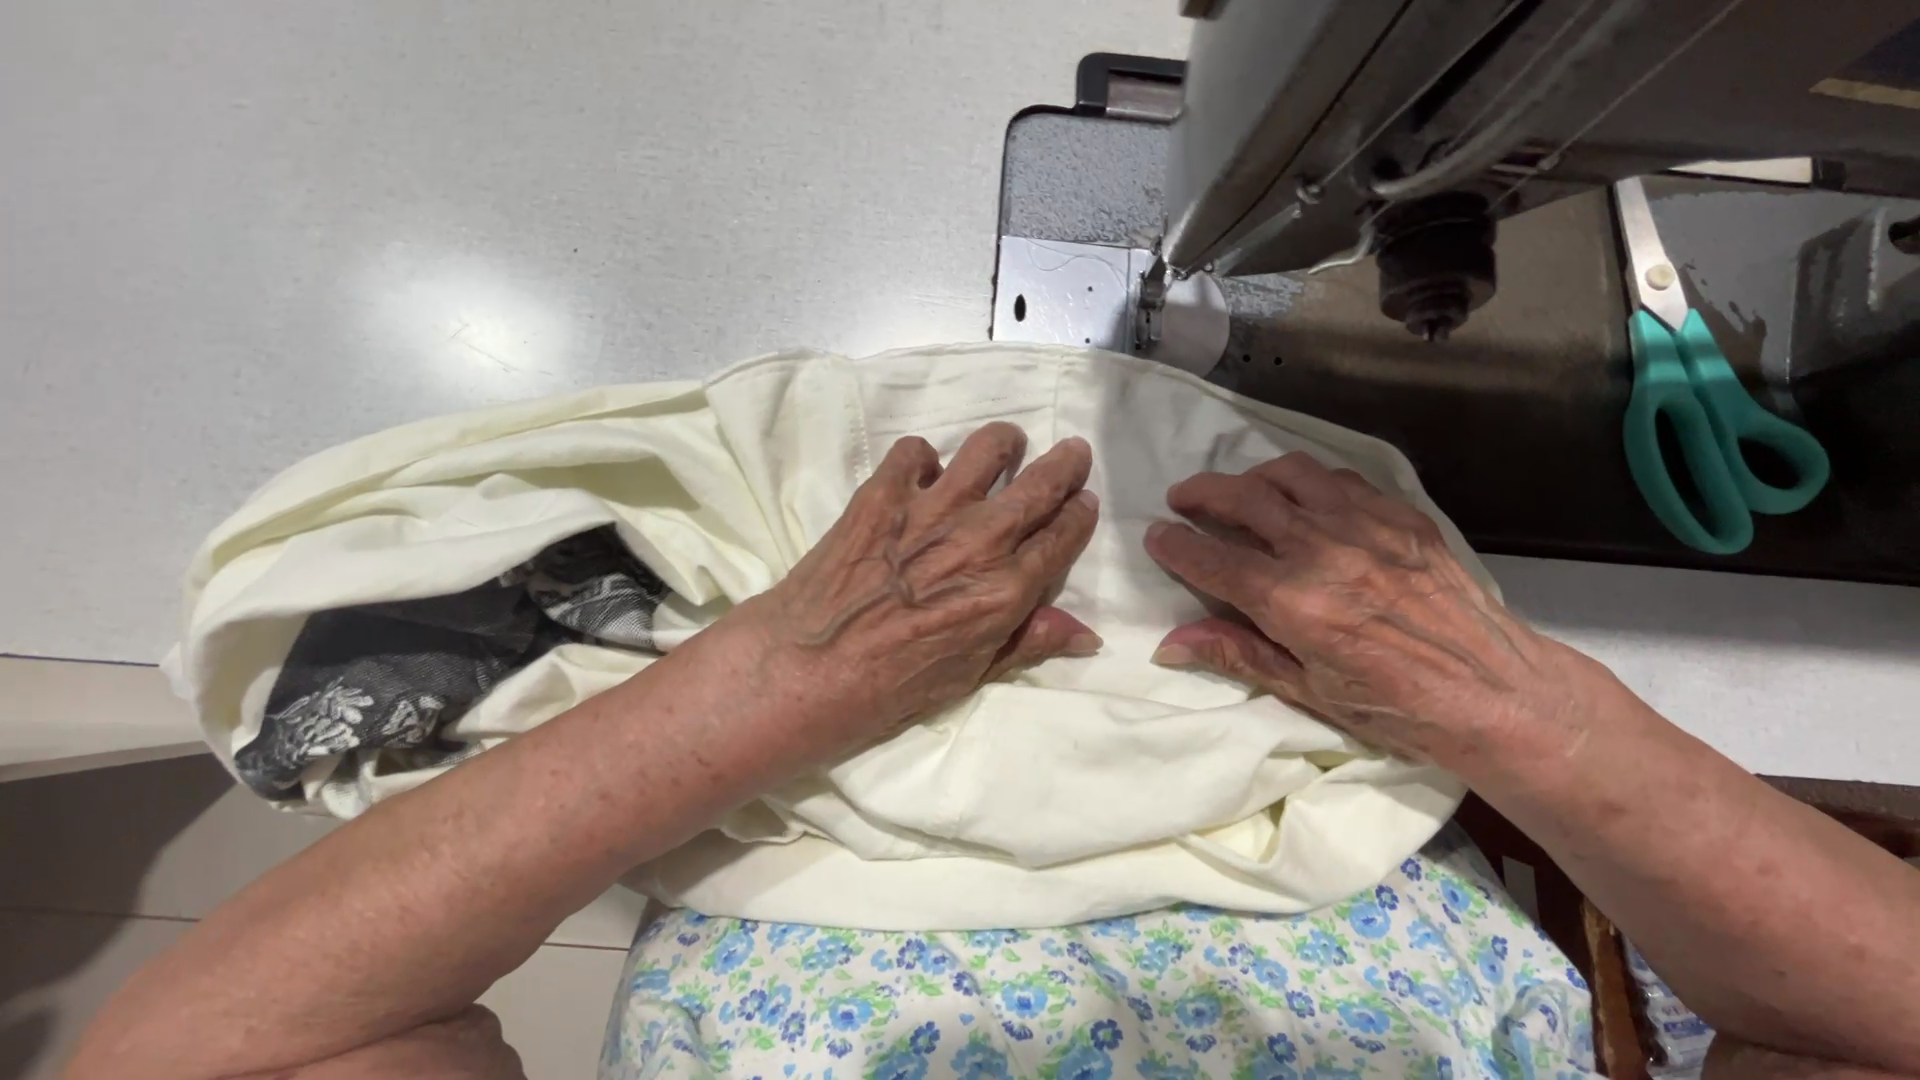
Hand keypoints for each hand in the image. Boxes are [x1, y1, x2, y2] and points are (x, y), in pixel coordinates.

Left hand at [737, 422, 1100, 758]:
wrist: (808, 666)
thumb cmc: (892, 686)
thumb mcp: (970, 676)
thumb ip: (1030, 644)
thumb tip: (1087, 634)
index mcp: (1005, 589)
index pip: (1061, 538)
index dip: (1079, 516)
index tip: (1084, 502)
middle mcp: (978, 540)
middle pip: (1038, 487)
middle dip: (1065, 464)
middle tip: (1073, 450)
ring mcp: (930, 510)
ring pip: (985, 451)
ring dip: (1004, 443)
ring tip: (1007, 444)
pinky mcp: (882, 493)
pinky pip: (914, 452)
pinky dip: (923, 457)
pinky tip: (922, 474)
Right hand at [1143, 452, 1588, 767]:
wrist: (1498, 694)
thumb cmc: (1396, 708)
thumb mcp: (1308, 692)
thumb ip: (1238, 654)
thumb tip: (1170, 642)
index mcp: (1295, 604)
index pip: (1214, 560)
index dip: (1175, 545)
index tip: (1155, 535)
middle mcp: (1324, 552)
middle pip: (1244, 500)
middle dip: (1201, 494)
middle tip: (1182, 499)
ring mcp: (1367, 527)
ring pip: (1290, 475)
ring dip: (1251, 476)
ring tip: (1238, 490)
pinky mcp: (1402, 518)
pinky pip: (1340, 480)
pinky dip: (1307, 481)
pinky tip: (1302, 497)